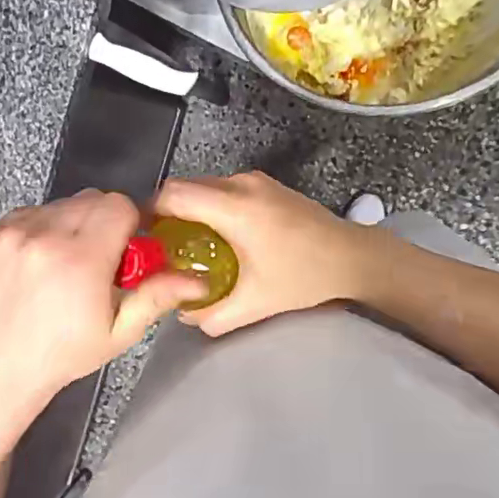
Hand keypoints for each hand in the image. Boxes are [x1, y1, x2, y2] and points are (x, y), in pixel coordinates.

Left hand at [0, 189, 205, 410]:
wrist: (3, 367)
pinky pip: (32, 211)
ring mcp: (13, 233)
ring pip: (62, 203)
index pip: (119, 205)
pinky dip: (44, 228)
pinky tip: (43, 261)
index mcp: (81, 261)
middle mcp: (44, 237)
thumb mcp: (120, 331)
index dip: (130, 223)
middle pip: (93, 198)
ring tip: (68, 263)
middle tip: (100, 259)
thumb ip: (158, 296)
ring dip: (73, 223)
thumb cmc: (66, 353)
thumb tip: (198, 280)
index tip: (127, 248)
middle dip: (104, 222)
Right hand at [153, 171, 377, 336]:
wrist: (353, 257)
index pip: (173, 193)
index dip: (150, 213)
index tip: (145, 240)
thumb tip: (183, 316)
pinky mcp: (267, 185)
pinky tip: (219, 238)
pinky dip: (211, 208)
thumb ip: (213, 316)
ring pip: (205, 186)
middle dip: (168, 214)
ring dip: (191, 211)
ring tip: (189, 246)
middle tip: (164, 249)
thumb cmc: (305, 277)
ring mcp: (256, 180)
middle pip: (185, 187)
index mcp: (235, 207)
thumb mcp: (255, 304)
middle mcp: (241, 184)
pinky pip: (224, 189)